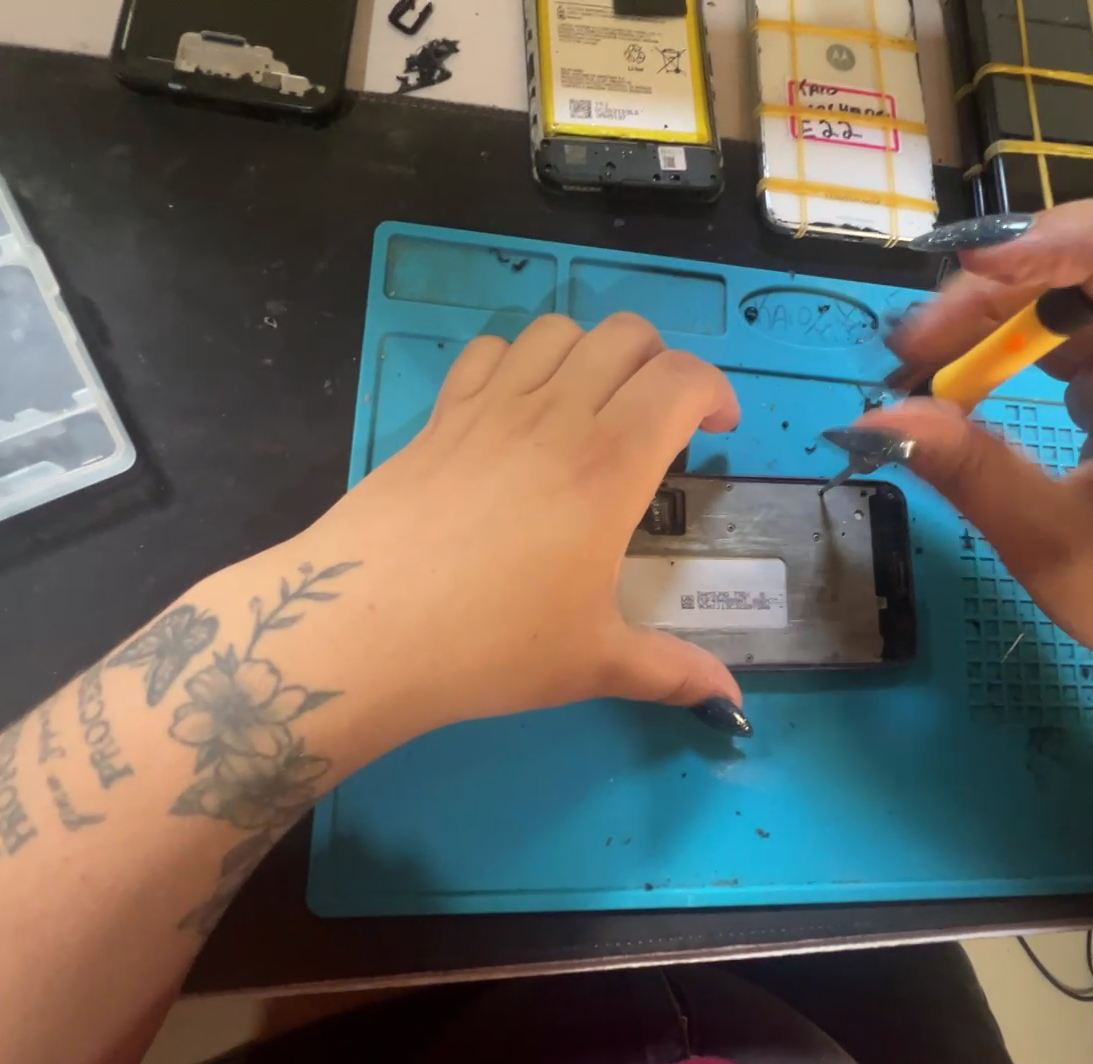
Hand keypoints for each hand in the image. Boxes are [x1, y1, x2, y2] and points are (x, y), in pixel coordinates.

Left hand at [289, 313, 743, 735]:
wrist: (361, 631)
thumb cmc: (489, 645)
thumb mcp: (594, 663)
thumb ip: (673, 673)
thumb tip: (731, 704)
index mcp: (609, 465)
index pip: (681, 380)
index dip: (716, 391)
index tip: (718, 430)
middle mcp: (555, 416)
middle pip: (628, 336)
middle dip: (662, 365)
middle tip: (661, 420)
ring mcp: (491, 408)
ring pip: (558, 330)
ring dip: (593, 353)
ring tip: (594, 406)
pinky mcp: (441, 416)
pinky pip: (490, 351)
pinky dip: (519, 360)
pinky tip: (520, 408)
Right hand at [869, 203, 1092, 708]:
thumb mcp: (1050, 549)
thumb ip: (971, 474)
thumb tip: (875, 420)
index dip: (1080, 257)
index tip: (972, 265)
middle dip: (1015, 287)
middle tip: (916, 338)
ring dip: (1004, 311)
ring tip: (926, 358)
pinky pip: (1082, 327)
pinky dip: (1014, 340)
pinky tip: (968, 375)